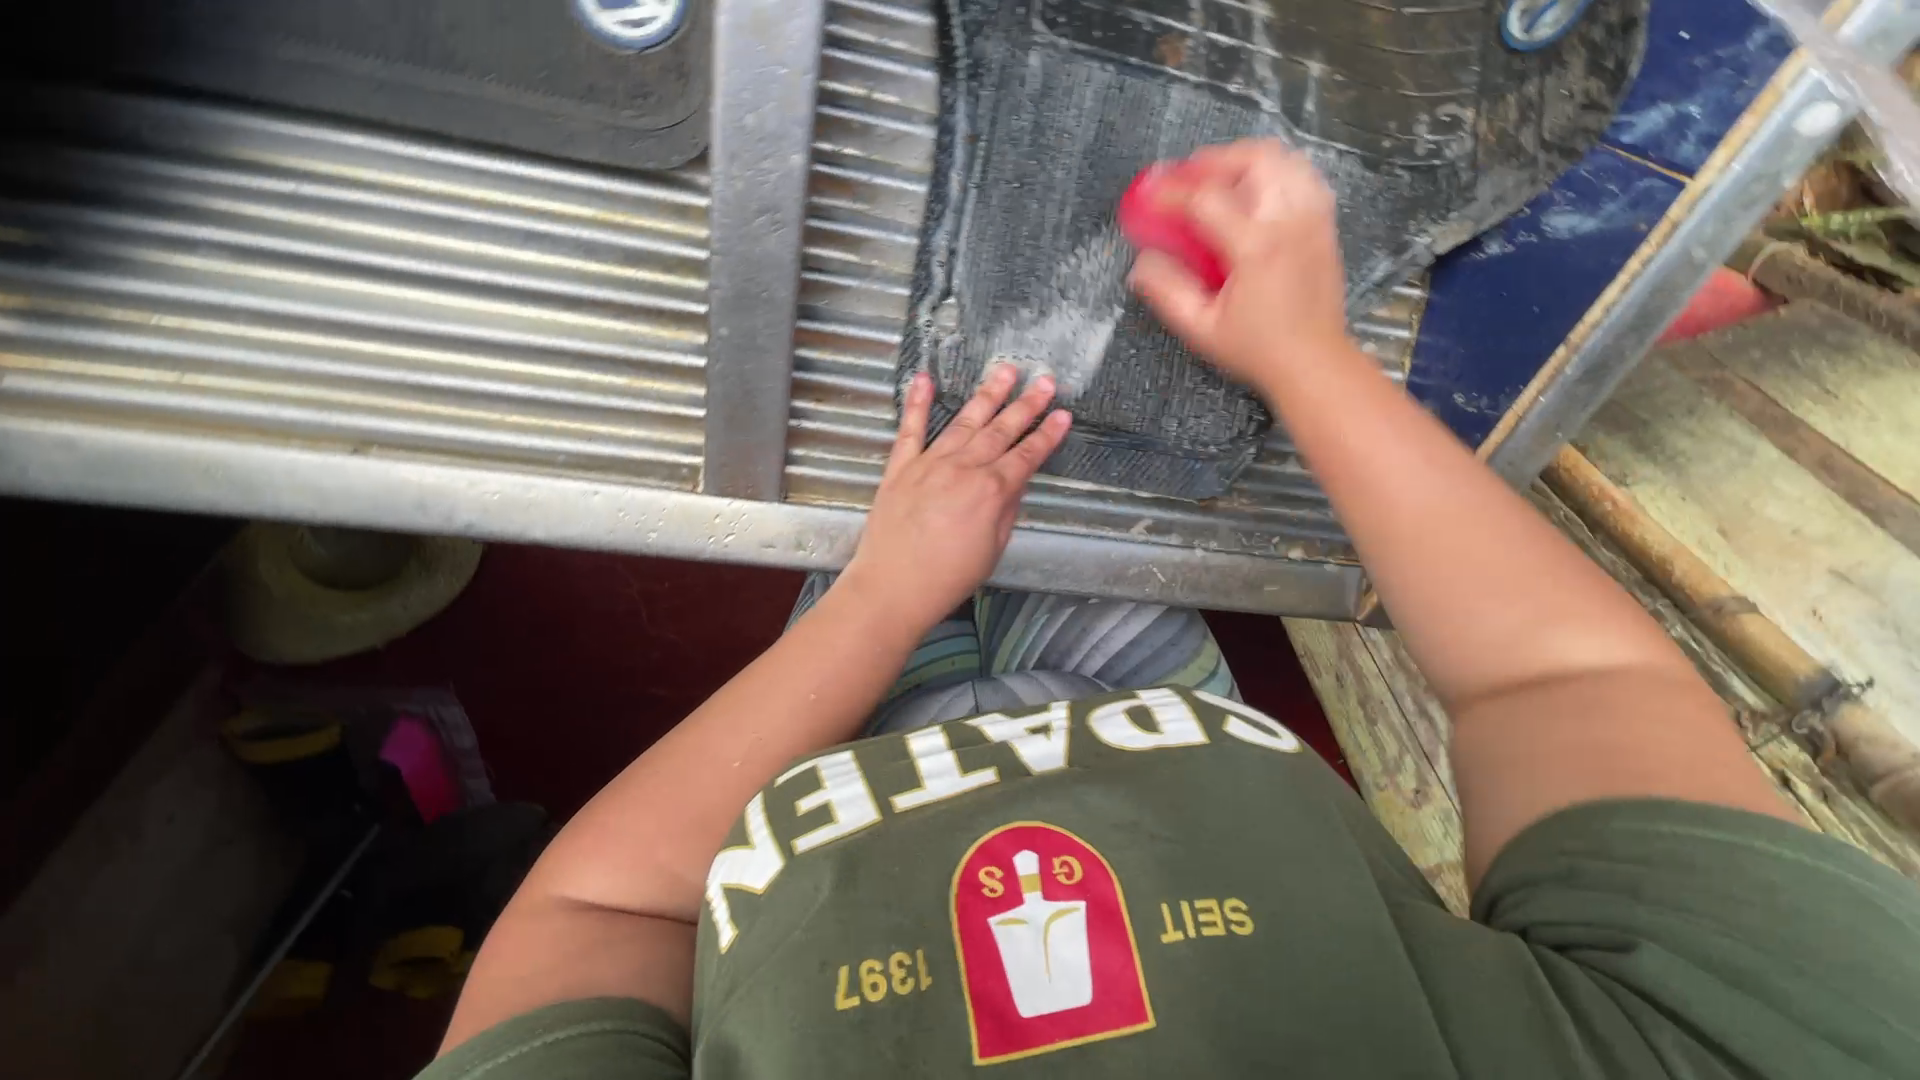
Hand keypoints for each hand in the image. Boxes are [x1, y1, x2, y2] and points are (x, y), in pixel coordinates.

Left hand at [837, 365, 1071, 634]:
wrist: (893, 587)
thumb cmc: (947, 578)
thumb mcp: (992, 548)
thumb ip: (1007, 510)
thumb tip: (1017, 482)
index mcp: (991, 492)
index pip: (1027, 455)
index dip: (1047, 435)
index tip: (1063, 416)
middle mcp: (963, 469)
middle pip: (1001, 430)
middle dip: (1026, 405)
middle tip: (1044, 381)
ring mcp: (929, 464)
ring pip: (964, 421)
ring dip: (987, 395)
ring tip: (1004, 371)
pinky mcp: (900, 468)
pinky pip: (910, 428)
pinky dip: (917, 402)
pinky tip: (924, 378)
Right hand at [1127, 139, 1350, 390]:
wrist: (1314, 362)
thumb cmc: (1256, 350)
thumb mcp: (1200, 329)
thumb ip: (1167, 292)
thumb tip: (1140, 263)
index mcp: (1257, 247)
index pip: (1206, 198)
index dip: (1171, 190)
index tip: (1148, 193)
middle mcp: (1290, 221)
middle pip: (1252, 159)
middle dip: (1212, 160)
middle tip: (1184, 177)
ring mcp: (1312, 218)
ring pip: (1282, 158)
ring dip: (1244, 160)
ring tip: (1217, 179)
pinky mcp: (1324, 223)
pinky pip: (1301, 175)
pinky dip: (1274, 172)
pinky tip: (1253, 192)